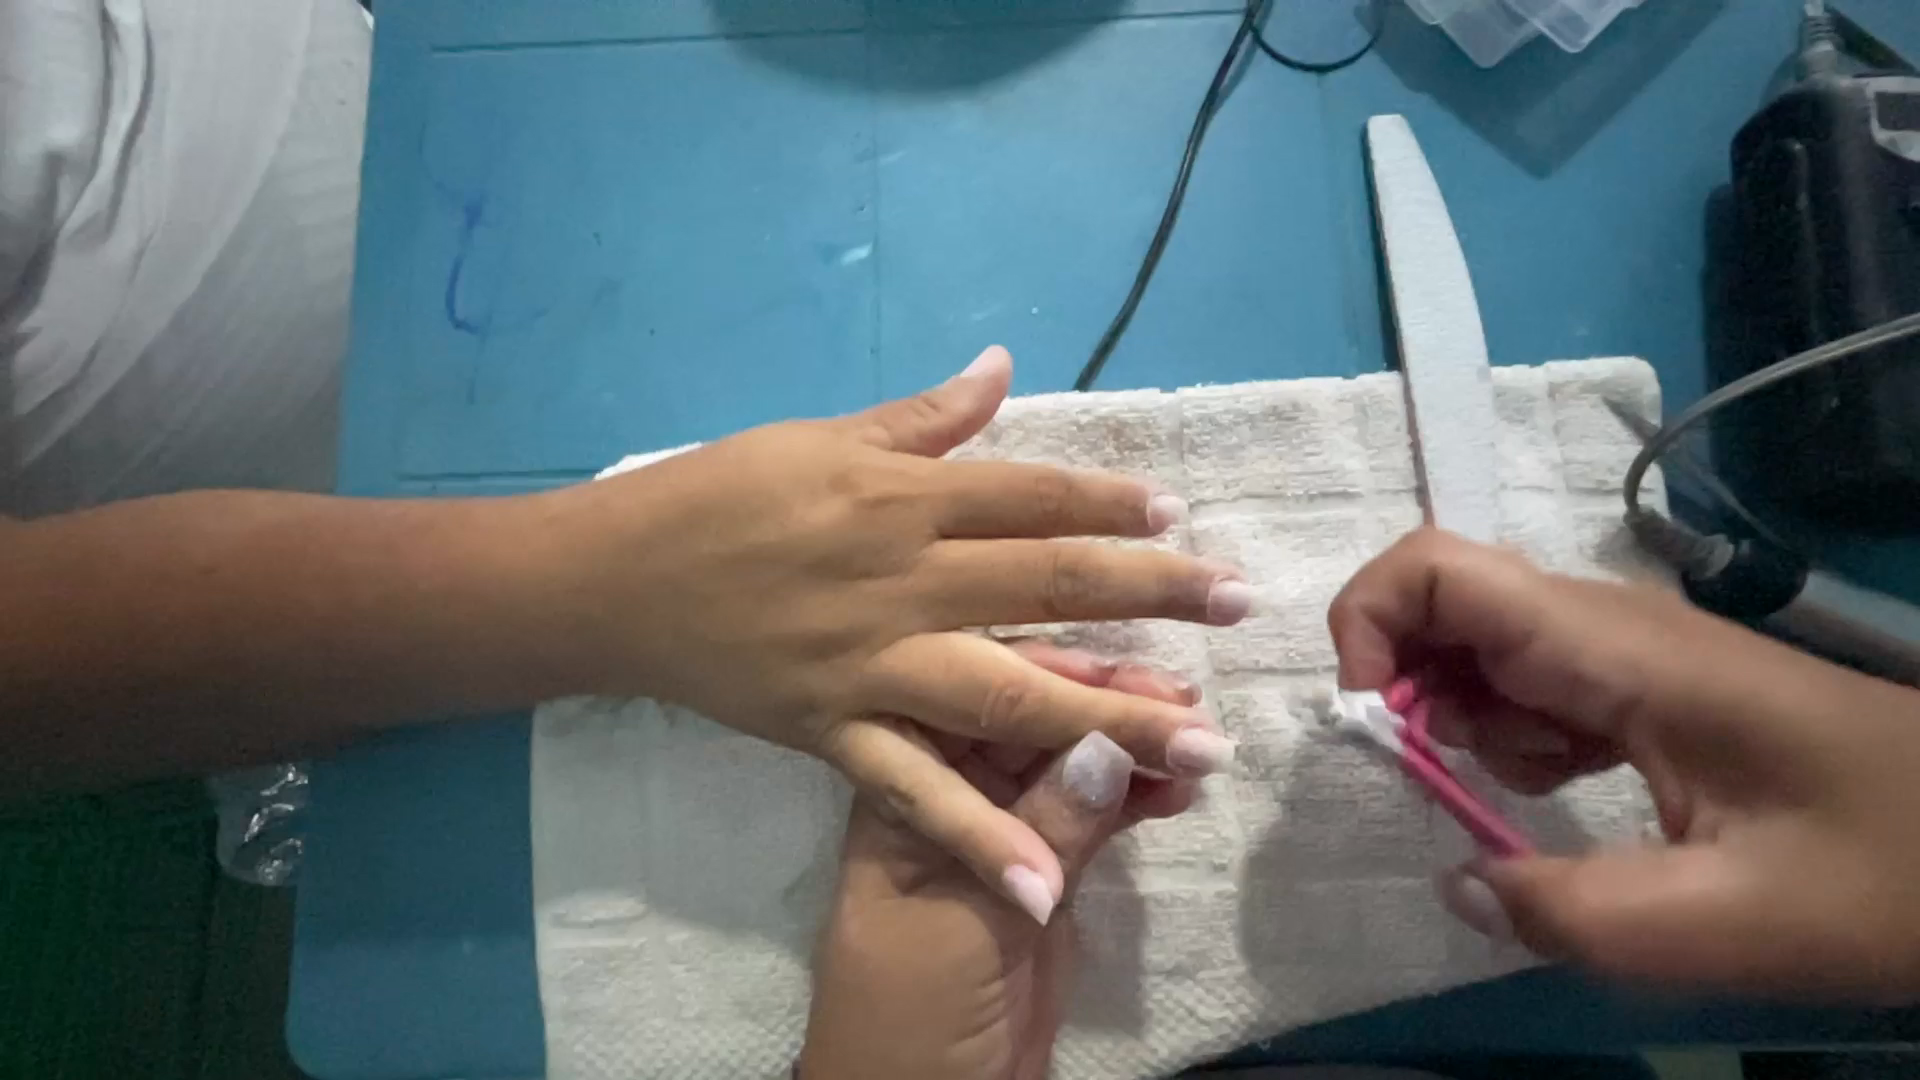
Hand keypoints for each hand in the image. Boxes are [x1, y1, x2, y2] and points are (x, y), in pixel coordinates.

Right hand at [533, 347, 1242, 921]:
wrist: (616, 580)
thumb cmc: (722, 493)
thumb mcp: (820, 437)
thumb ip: (922, 417)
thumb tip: (1001, 366)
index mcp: (896, 496)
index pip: (1028, 497)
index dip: (1108, 502)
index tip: (1177, 515)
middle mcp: (899, 578)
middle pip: (1045, 584)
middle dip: (1149, 593)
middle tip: (1237, 605)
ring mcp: (870, 666)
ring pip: (1005, 693)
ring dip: (1106, 717)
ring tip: (1196, 742)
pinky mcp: (832, 736)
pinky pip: (916, 794)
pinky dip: (979, 840)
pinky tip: (1048, 889)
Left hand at [800, 709, 1193, 1079]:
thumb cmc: (912, 1008)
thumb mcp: (971, 915)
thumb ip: (1042, 830)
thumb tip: (1108, 743)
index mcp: (914, 779)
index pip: (986, 707)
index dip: (1061, 684)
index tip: (1137, 681)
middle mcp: (960, 784)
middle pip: (1039, 724)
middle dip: (1112, 710)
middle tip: (1188, 706)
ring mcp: (1010, 821)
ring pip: (1077, 765)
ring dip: (1137, 752)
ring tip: (1202, 748)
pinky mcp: (1051, 861)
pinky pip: (1098, 815)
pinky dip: (1139, 799)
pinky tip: (1180, 790)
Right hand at [1327, 528, 1919, 1002]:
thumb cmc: (1896, 865)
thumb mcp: (1742, 922)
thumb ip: (1579, 916)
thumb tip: (1453, 888)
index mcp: (1602, 644)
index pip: (1432, 569)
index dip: (1367, 623)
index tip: (1375, 717)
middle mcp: (1584, 622)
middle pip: (1430, 603)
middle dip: (1402, 682)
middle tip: (1438, 766)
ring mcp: (1596, 644)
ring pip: (1460, 644)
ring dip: (1456, 716)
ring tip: (1531, 784)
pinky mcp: (1607, 673)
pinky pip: (1504, 679)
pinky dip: (1500, 731)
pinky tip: (1562, 774)